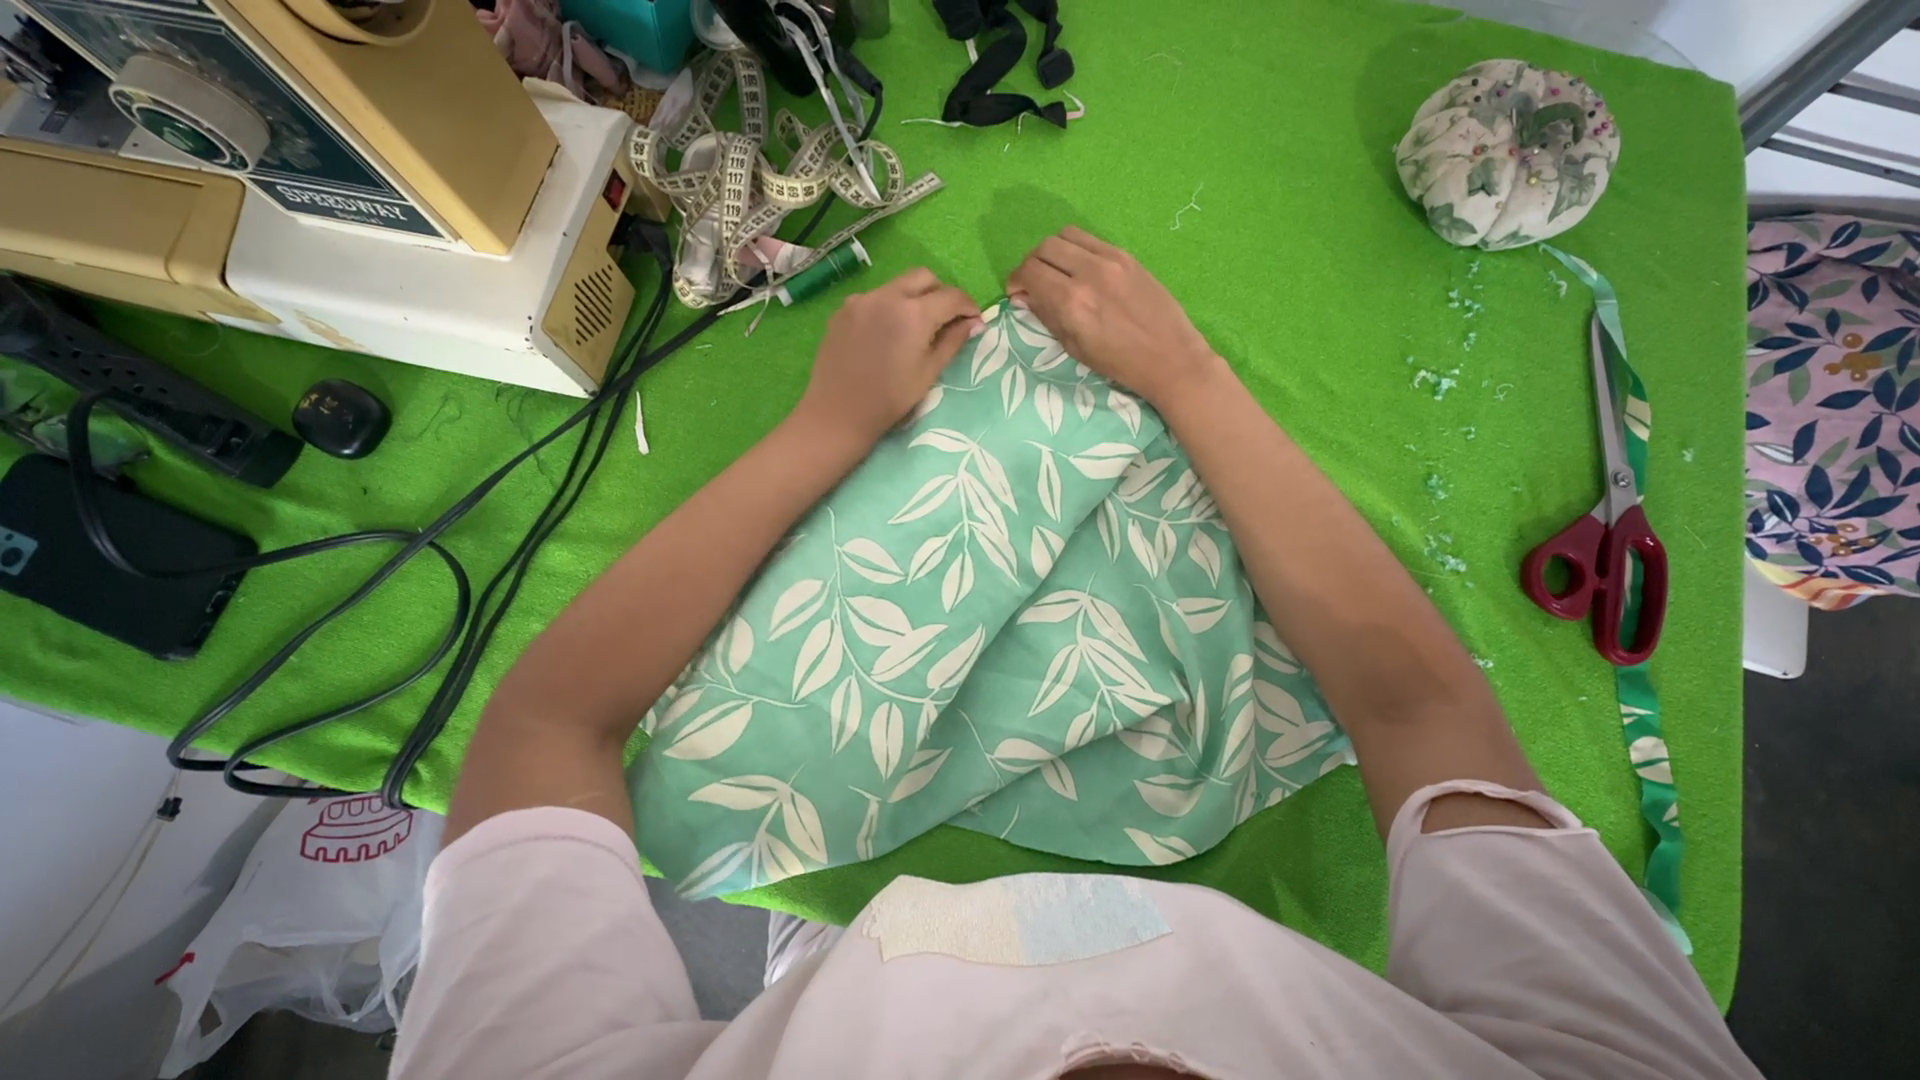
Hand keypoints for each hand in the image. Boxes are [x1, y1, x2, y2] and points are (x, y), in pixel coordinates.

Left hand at [798, 267, 981, 444]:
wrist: (839, 412)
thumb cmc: (890, 399)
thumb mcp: (929, 372)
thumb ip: (953, 341)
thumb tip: (973, 323)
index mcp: (914, 313)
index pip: (951, 296)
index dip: (968, 306)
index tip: (974, 320)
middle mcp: (887, 296)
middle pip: (923, 278)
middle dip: (941, 293)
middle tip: (947, 318)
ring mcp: (861, 300)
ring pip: (897, 285)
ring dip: (913, 297)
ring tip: (914, 328)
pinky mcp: (843, 310)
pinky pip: (874, 299)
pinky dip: (888, 308)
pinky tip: (886, 335)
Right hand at [1007, 227, 1223, 410]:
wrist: (1170, 357)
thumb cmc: (1119, 363)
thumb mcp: (1075, 348)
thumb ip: (1047, 316)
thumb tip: (1025, 297)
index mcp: (1072, 302)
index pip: (1030, 272)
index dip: (1016, 281)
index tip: (1018, 294)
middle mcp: (1089, 273)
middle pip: (1044, 248)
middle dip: (1031, 264)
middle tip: (1034, 283)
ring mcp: (1111, 260)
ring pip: (1065, 236)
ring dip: (1052, 252)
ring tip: (1057, 272)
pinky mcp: (1127, 256)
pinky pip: (1091, 240)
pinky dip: (1076, 250)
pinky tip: (1081, 269)